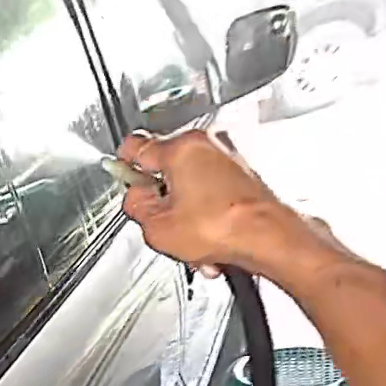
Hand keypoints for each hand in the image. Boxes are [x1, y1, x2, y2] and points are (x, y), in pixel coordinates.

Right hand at [116, 130, 349, 289]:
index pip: (137, 146)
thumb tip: (133, 199)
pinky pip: (209, 197)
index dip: (122, 163)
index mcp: (181, 149)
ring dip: (183, 216)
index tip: (118, 169)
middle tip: (158, 222)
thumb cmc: (222, 227)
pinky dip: (204, 218)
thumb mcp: (156, 227)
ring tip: (189, 239)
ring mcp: (226, 159)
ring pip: (188, 188)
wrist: (266, 237)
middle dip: (160, 201)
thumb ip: (135, 208)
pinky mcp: (240, 177)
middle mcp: (207, 145)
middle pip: (165, 171)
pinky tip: (207, 241)